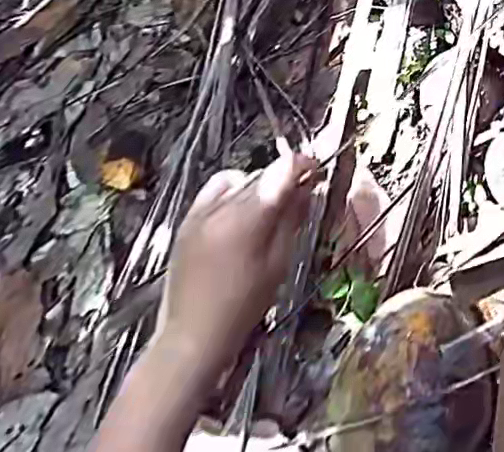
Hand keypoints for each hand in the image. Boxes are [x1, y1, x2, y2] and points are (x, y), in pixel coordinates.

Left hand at [153, 151, 316, 377]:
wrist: (191, 338)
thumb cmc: (242, 306)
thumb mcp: (279, 262)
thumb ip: (292, 219)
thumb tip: (306, 188)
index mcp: (249, 216)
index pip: (283, 168)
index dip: (304, 165)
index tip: (315, 172)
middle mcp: (223, 206)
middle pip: (263, 172)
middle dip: (284, 179)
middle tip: (298, 197)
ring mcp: (201, 212)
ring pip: (242, 178)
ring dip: (260, 185)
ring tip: (267, 209)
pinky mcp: (187, 221)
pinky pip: (216, 190)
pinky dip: (233, 191)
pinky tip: (240, 213)